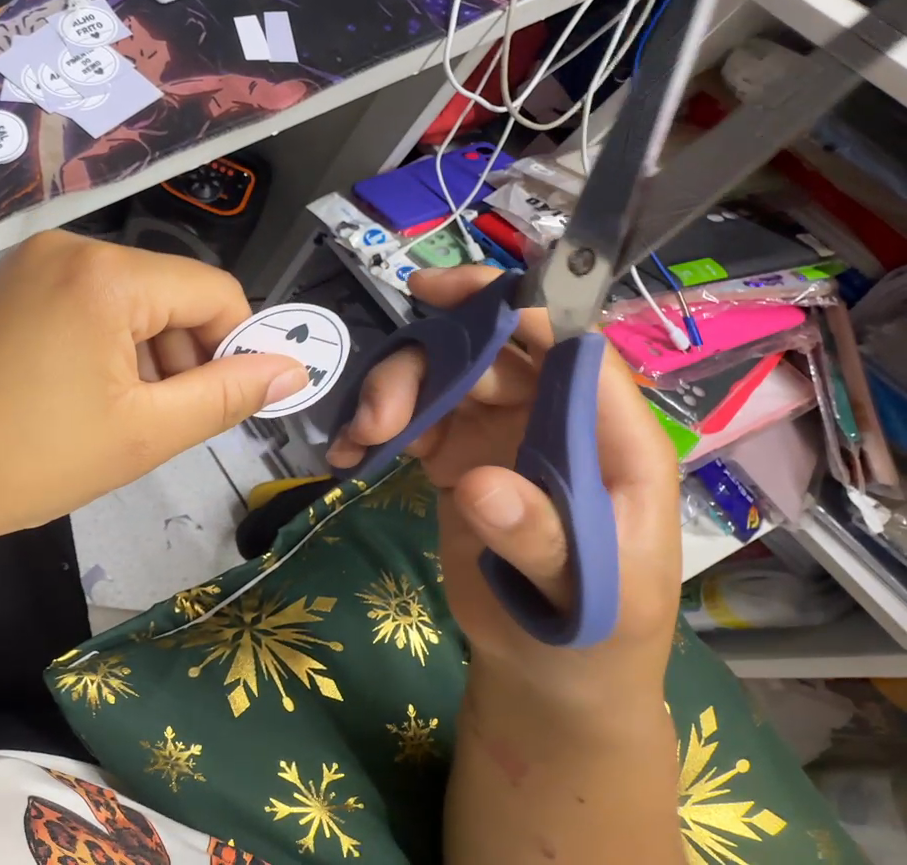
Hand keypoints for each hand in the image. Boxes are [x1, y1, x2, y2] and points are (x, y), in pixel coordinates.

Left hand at [0, 231, 308, 559]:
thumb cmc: (33, 461)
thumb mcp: (146, 432)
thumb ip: (227, 394)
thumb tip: (295, 368)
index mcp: (104, 272)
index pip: (212, 291)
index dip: (238, 347)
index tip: (232, 403)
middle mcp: (66, 248)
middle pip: (167, 292)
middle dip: (184, 354)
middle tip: (167, 421)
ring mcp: (28, 265)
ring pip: (125, 300)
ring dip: (144, 354)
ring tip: (120, 417)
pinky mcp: (6, 289)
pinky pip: (82, 304)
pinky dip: (102, 345)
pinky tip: (83, 396)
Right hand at [326, 267, 681, 703]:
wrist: (549, 668)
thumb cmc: (591, 630)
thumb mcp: (580, 596)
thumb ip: (540, 538)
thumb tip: (480, 482)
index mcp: (609, 438)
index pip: (569, 346)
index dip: (511, 306)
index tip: (436, 292)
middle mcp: (555, 421)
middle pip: (486, 353)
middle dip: (423, 368)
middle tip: (376, 418)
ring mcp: (504, 434)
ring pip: (441, 377)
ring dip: (390, 396)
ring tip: (359, 443)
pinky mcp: (459, 455)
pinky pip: (412, 416)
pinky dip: (374, 427)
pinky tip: (351, 456)